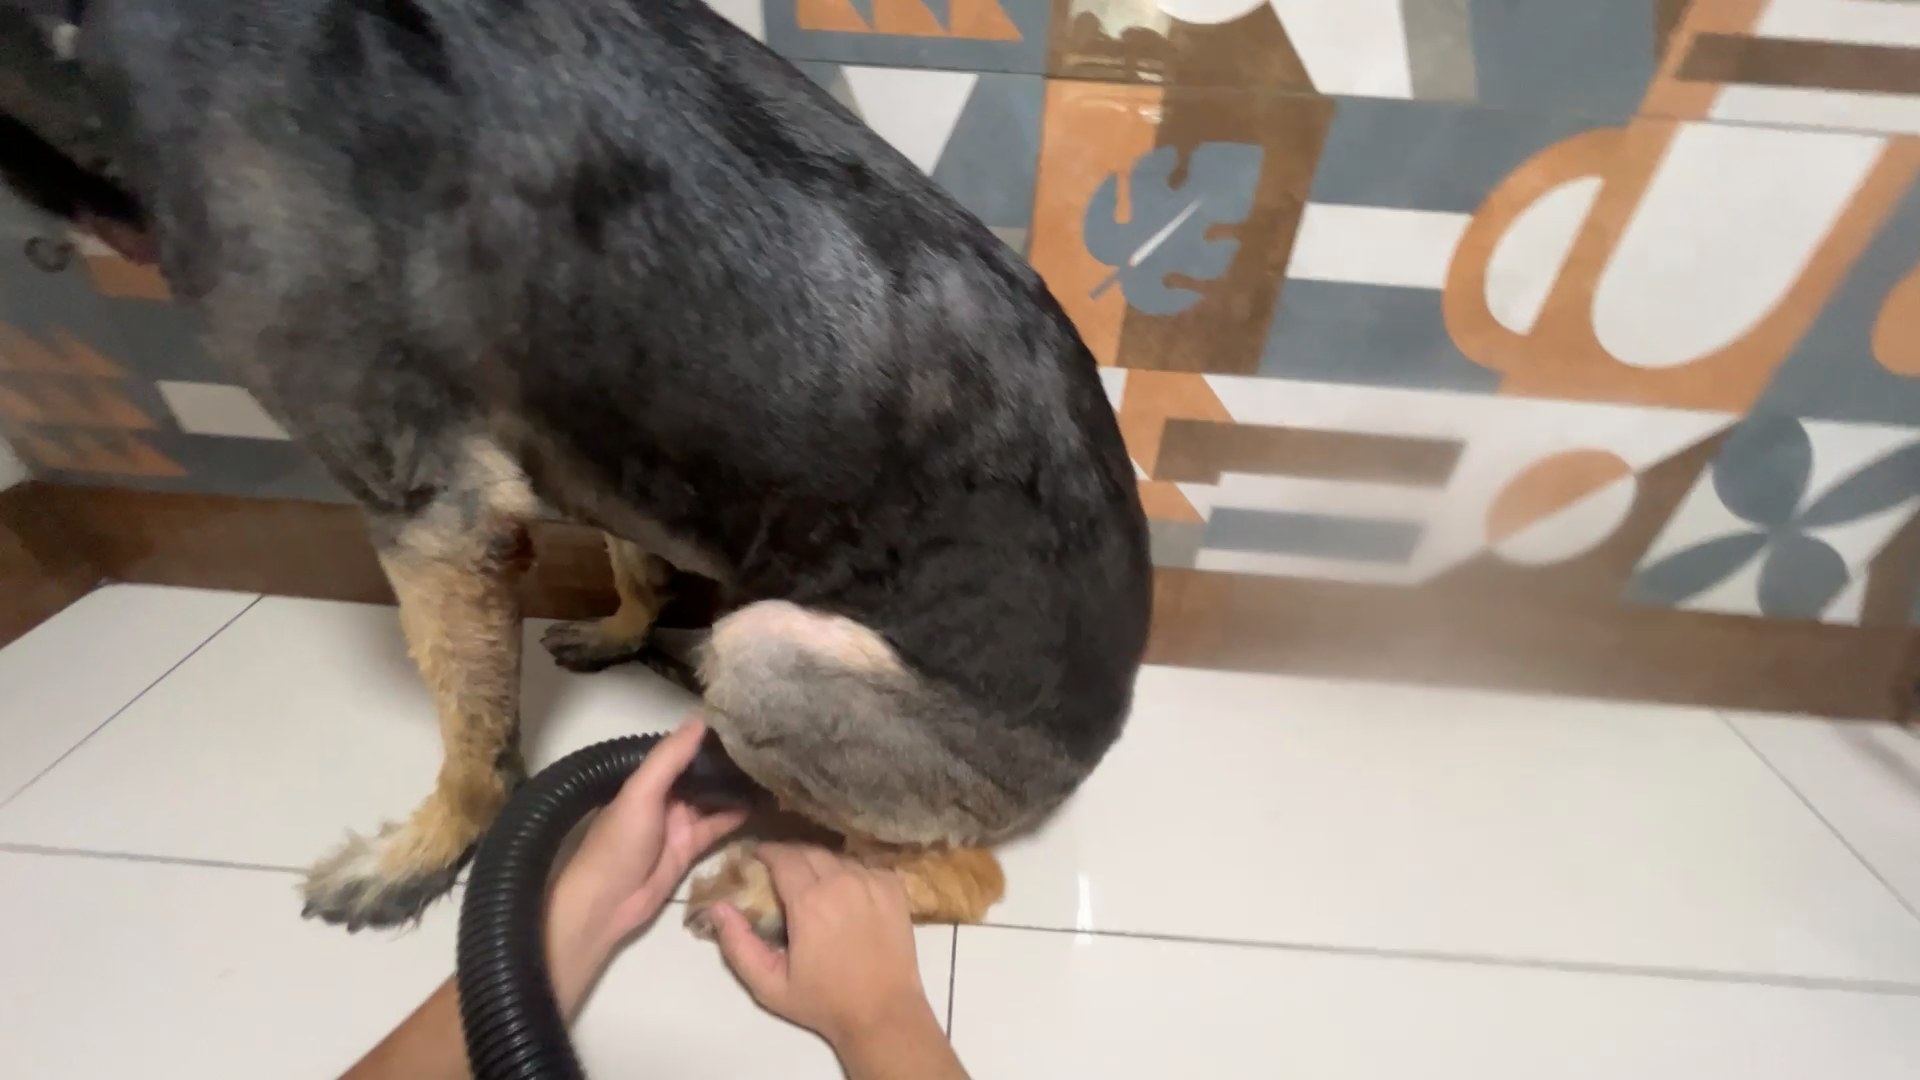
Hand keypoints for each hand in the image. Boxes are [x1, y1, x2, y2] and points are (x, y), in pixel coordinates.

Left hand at [546, 716, 745, 1016]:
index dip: (712, 736)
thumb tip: (700, 718)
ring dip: (738, 786)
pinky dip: (739, 814)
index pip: (686, 749)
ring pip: (716, 798)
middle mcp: (668, 796)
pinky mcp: (692, 847)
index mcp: (651, 779)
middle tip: (768, 743)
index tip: (746, 720)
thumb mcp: (641, 793)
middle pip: (704, 773)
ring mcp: (681, 822)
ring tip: (772, 768)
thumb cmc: (619, 842)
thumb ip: (669, 758)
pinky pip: (720, 825)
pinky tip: (764, 801)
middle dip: (731, 761)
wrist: (606, 904)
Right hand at [711, 845, 934, 1049]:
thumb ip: (738, 944)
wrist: (882, 1010)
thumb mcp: (769, 984)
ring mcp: (871, 879)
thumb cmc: (823, 1001)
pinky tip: (846, 891)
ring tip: (814, 882)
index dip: (768, 852)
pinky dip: (850, 872)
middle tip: (781, 869)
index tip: (758, 856)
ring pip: (838, 857)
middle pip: (810, 850)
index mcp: (809, 900)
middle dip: (791, 854)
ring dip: (821, 863)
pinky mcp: (892, 884)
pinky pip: (865, 865)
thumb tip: (718, 908)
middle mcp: (841, 880)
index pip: (783, 857)